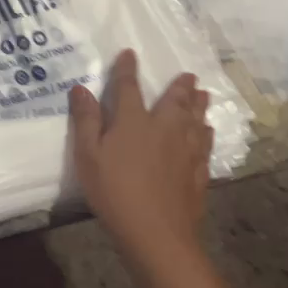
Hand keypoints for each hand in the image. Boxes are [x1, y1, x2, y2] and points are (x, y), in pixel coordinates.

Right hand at [68, 48, 212, 260]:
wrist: (157, 234)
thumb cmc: (114, 190)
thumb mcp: (87, 154)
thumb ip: (85, 119)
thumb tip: (81, 87)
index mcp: (133, 122)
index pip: (129, 88)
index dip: (127, 69)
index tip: (130, 53)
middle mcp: (163, 130)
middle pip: (174, 103)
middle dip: (180, 87)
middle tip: (189, 74)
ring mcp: (184, 153)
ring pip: (194, 122)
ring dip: (198, 106)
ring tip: (204, 94)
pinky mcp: (197, 174)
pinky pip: (204, 147)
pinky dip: (205, 134)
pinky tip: (206, 132)